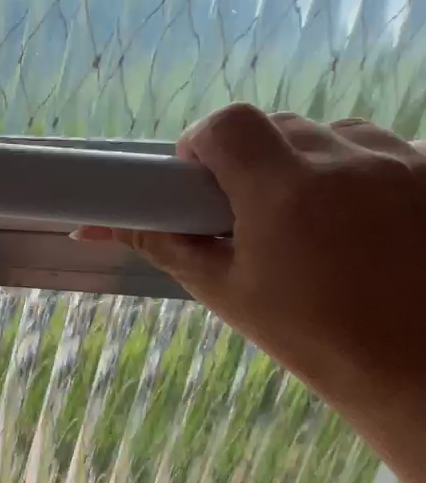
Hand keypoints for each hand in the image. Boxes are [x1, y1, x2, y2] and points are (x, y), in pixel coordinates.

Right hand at [75, 104, 425, 414]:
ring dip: (306, 159)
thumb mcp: (218, 285)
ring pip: (332, 132)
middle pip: (278, 126)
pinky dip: (359, 171)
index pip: (228, 124)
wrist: (413, 358)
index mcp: (285, 190)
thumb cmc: (304, 329)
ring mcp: (408, 162)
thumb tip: (88, 226)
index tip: (195, 178)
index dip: (201, 142)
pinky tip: (358, 217)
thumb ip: (159, 241)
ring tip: (304, 213)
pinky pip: (385, 149)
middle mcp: (350, 162)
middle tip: (241, 208)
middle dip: (249, 157)